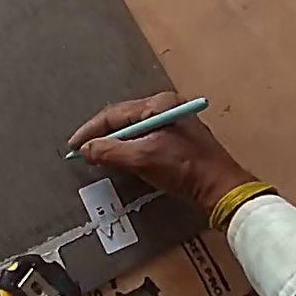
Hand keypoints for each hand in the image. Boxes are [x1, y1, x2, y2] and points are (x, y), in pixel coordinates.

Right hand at [67, 91, 257, 214]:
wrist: (222, 190)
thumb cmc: (185, 170)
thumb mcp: (142, 159)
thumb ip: (110, 151)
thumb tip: (85, 150)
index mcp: (158, 105)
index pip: (114, 114)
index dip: (90, 130)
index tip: (73, 146)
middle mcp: (165, 108)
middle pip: (122, 119)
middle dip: (100, 135)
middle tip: (81, 151)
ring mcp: (172, 122)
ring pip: (131, 129)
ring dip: (113, 143)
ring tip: (95, 156)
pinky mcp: (176, 139)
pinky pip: (143, 138)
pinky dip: (127, 148)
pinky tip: (119, 159)